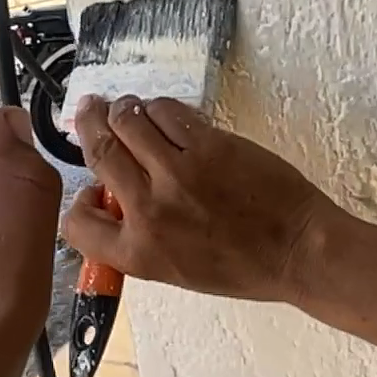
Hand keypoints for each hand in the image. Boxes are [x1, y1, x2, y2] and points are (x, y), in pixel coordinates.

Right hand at [62, 95, 338, 302]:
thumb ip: (141, 239)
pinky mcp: (209, 145)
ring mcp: (178, 172)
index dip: (79, 200)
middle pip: (100, 151)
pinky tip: (164, 112)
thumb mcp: (177, 271)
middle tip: (89, 109)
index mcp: (139, 252)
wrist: (298, 249)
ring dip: (124, 108)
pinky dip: (161, 107)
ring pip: (130, 120)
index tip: (90, 187)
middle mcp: (149, 209)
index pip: (78, 223)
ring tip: (128, 106)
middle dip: (89, 123)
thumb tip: (120, 200)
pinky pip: (169, 112)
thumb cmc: (246, 266)